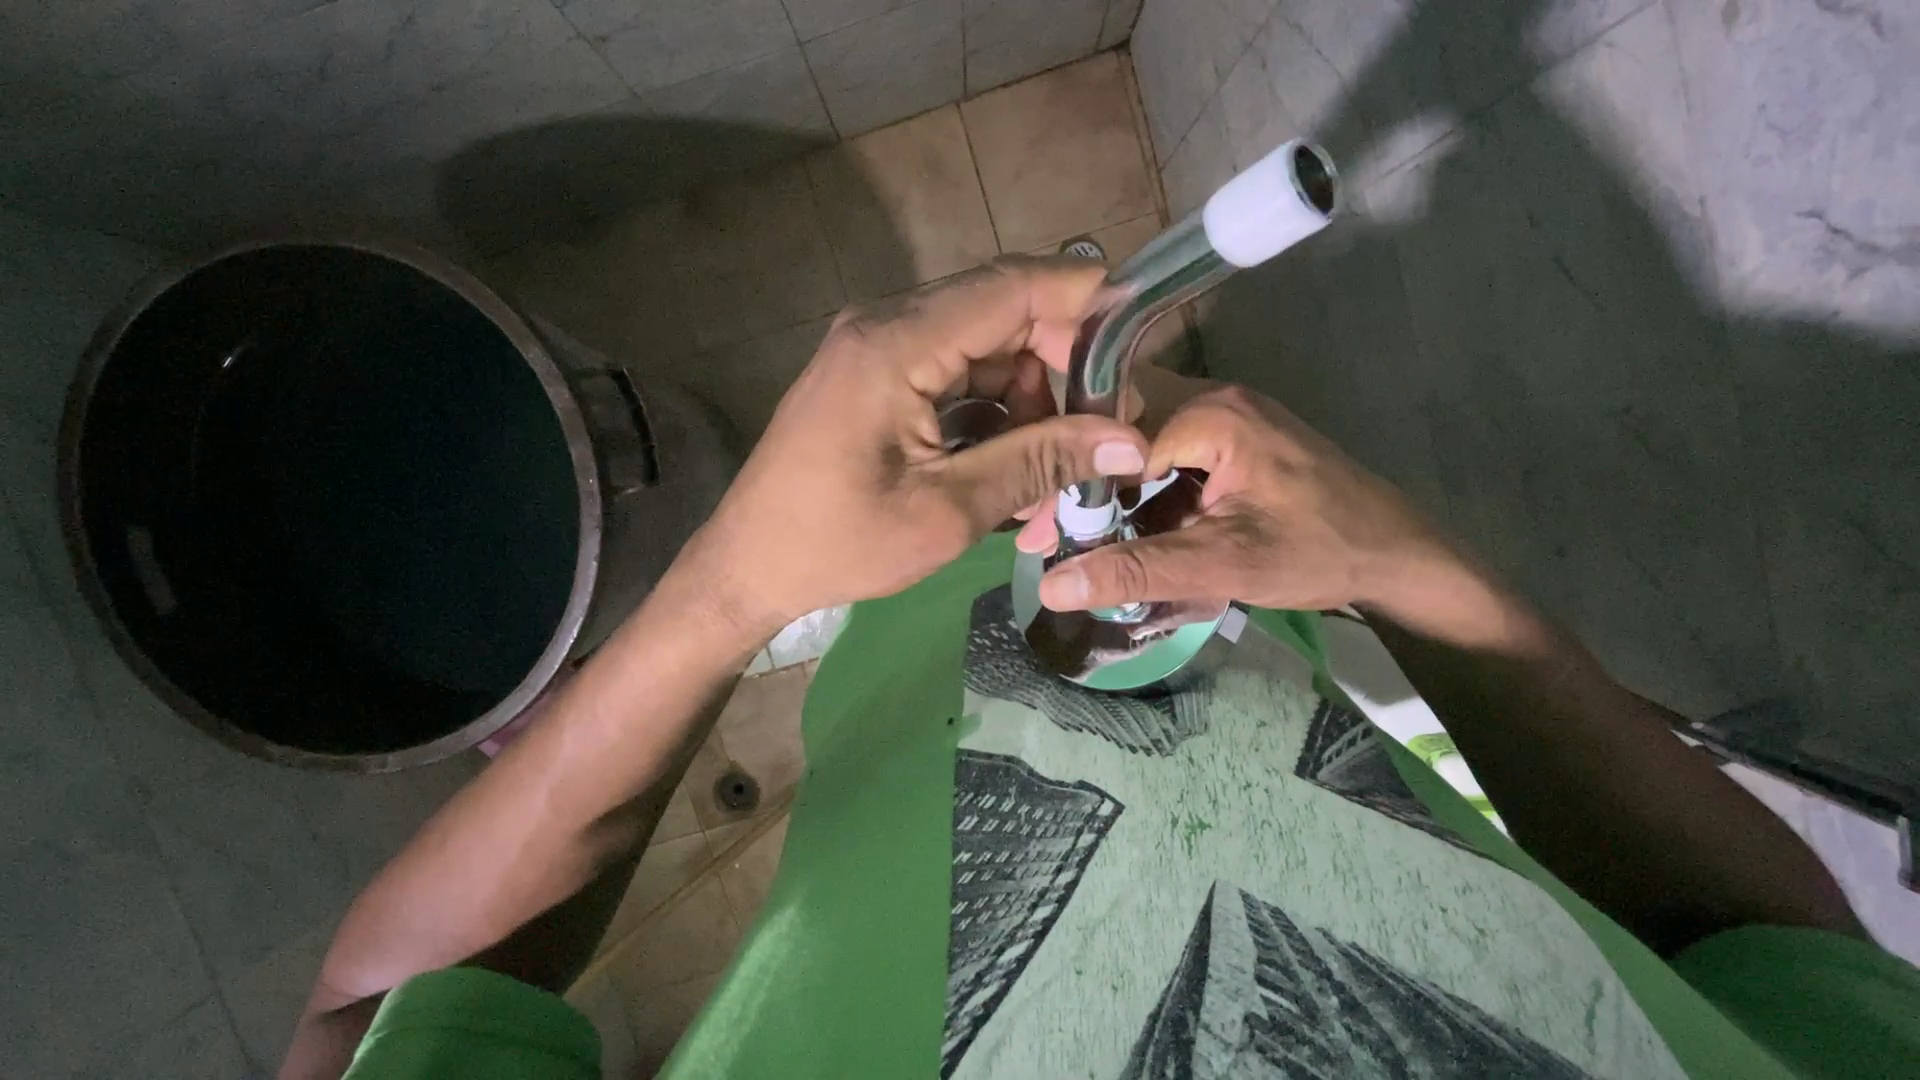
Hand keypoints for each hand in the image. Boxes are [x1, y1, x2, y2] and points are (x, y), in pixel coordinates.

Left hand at [682, 258, 1150, 638]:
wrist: (750, 566)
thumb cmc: (839, 544)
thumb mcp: (948, 511)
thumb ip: (1039, 462)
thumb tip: (1130, 441)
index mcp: (897, 344)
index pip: (1015, 285)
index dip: (1087, 301)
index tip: (1141, 344)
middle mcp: (886, 325)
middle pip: (1006, 312)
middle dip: (1065, 367)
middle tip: (1102, 435)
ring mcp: (879, 348)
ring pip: (987, 347)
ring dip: (1032, 401)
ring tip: (1056, 475)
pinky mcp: (878, 376)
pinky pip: (956, 374)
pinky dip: (995, 414)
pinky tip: (1016, 470)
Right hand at [1036, 385, 1456, 614]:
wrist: (1402, 557)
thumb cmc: (1320, 554)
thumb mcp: (1224, 566)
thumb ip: (1138, 570)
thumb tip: (1052, 587)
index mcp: (1212, 416)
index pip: (1111, 441)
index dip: (1068, 490)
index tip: (1035, 536)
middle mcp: (1215, 399)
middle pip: (1120, 431)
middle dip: (1081, 485)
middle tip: (1044, 534)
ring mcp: (1228, 417)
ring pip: (1141, 442)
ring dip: (1109, 489)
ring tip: (1077, 536)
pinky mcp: (1235, 440)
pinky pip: (1169, 454)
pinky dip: (1142, 491)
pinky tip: (1127, 529)